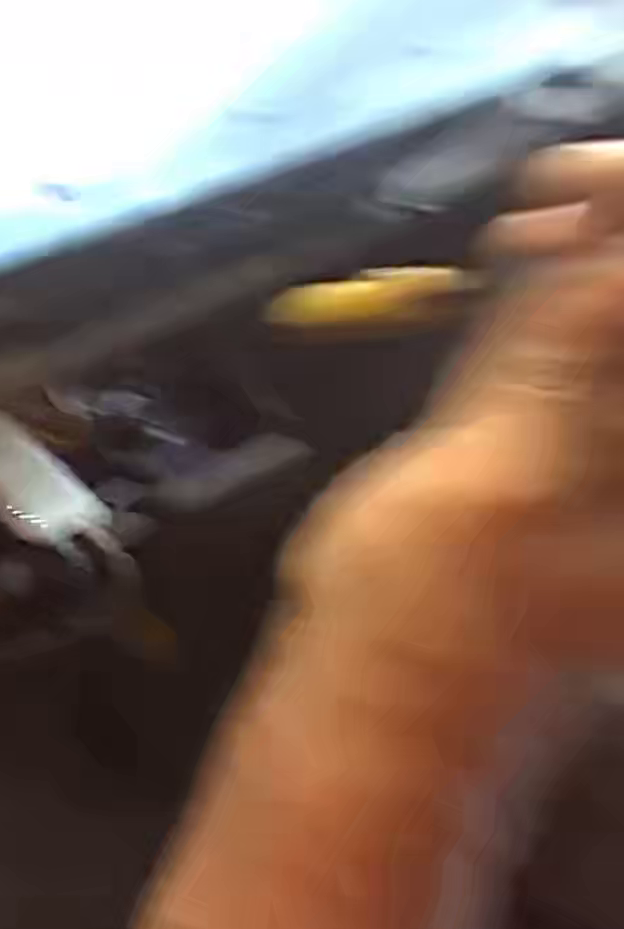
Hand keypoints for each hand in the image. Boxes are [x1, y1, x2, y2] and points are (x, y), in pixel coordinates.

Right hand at [288, 141, 623, 668]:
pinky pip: (602, 370)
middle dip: (621, 248)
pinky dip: (577, 321)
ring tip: (532, 233)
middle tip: (553, 196)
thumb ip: (555, 354)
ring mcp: (620, 466)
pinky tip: (533, 297)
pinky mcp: (598, 470)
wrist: (389, 689)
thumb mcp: (487, 474)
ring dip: (600, 274)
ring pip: (622, 339)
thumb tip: (606, 214)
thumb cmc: (423, 605)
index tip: (579, 177)